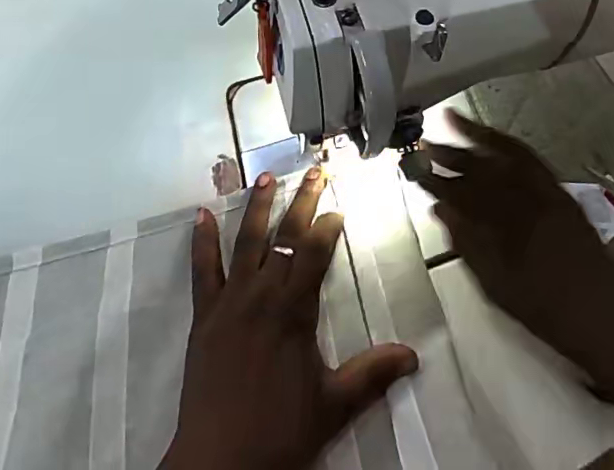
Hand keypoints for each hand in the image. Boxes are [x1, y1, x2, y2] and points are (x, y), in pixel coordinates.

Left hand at [162, 167, 417, 469]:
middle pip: (284, 236)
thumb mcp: (333, 404)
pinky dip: (202, 241)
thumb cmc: (281, 430)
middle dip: (302, 201)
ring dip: (257, 207)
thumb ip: (371, 374)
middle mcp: (261, 293)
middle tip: (314, 172)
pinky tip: (201, 215)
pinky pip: (202, 269)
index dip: (327, 226)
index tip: (338, 208)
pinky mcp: (204, 313)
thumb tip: (413, 354)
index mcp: (293, 310)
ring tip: (266, 176)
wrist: (220, 458)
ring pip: (245, 242)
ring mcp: (229, 299)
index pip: (313, 253)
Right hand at [419, 112, 613, 421]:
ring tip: (451, 119)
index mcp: (503, 225)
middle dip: (447, 154)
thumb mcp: (496, 284)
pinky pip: (529, 158)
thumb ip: (466, 242)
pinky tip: (490, 137)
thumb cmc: (544, 308)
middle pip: (477, 168)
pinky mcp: (559, 191)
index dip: (432, 178)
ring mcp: (544, 192)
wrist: (606, 316)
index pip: (457, 191)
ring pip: (502, 155)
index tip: (412, 169)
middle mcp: (524, 201)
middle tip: (422, 144)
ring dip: (474, 136)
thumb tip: (439, 208)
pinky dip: (506, 142)